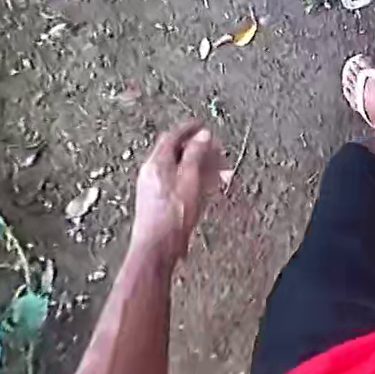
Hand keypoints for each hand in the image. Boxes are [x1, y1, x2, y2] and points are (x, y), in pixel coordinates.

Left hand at [130, 121, 222, 261]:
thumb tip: (203, 136)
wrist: (158, 248)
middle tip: (218, 149)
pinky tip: (209, 187)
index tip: (203, 125)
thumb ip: (196, 154)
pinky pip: (180, 181)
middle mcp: (153, 173)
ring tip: (221, 171)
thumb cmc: (173, 216)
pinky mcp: (160, 201)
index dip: (190, 128)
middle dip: (200, 148)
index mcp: (157, 164)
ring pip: (181, 167)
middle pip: (177, 151)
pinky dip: (196, 178)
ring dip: (201, 165)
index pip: (173, 136)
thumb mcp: (190, 178)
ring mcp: (155, 187)